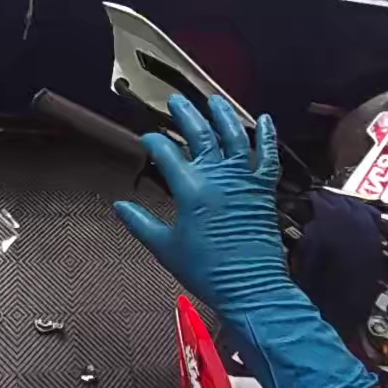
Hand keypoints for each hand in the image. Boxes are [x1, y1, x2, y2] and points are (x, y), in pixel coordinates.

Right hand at [114, 93, 376, 387]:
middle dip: (185, 114)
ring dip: (223, 115)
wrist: (250, 288)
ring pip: (234, 137)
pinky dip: (268, 136)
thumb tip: (119, 206)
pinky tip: (264, 119)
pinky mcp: (264, 190)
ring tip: (213, 100)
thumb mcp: (165, 248)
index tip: (146, 138)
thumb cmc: (205, 270)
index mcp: (190, 190)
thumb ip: (140, 223)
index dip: (153, 142)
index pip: (166, 153)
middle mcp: (218, 177)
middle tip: (175, 101)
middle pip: (200, 135)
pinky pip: (267, 157)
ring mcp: (244, 181)